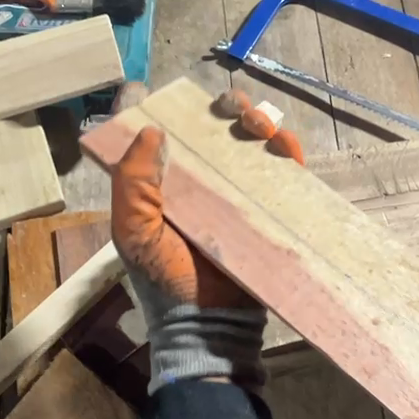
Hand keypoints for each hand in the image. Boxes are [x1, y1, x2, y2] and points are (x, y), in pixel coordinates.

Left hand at [109, 87, 302, 391]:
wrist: (210, 327)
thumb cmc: (166, 279)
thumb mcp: (134, 231)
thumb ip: (132, 182)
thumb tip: (151, 129)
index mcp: (162, 184)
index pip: (163, 134)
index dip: (165, 107)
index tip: (168, 92)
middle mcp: (199, 181)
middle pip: (215, 128)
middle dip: (226, 108)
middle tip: (232, 109)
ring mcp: (236, 193)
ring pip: (251, 142)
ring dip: (258, 121)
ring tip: (259, 124)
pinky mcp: (266, 209)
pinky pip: (281, 171)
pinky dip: (286, 151)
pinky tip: (283, 146)